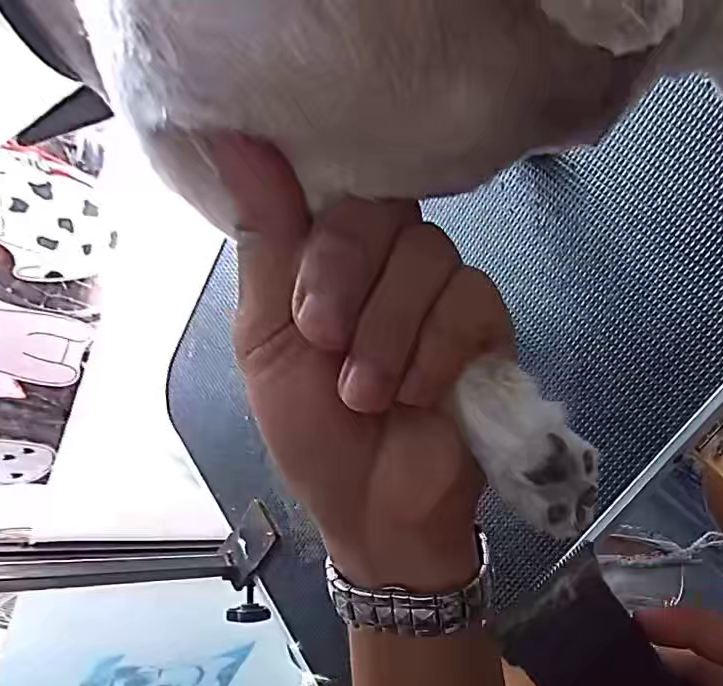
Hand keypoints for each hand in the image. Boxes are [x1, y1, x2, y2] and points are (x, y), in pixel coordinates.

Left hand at [211, 136, 509, 589]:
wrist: (374, 510)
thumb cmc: (317, 435)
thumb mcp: (268, 342)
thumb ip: (266, 248)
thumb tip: (233, 137)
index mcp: (339, 265)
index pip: (344, 194)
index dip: (328, 245)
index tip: (307, 318)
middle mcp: (396, 272)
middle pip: (391, 215)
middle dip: (351, 284)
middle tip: (331, 349)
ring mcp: (447, 302)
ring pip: (433, 258)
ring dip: (389, 331)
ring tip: (369, 395)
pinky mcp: (489, 338)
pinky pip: (474, 304)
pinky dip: (438, 347)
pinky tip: (417, 393)